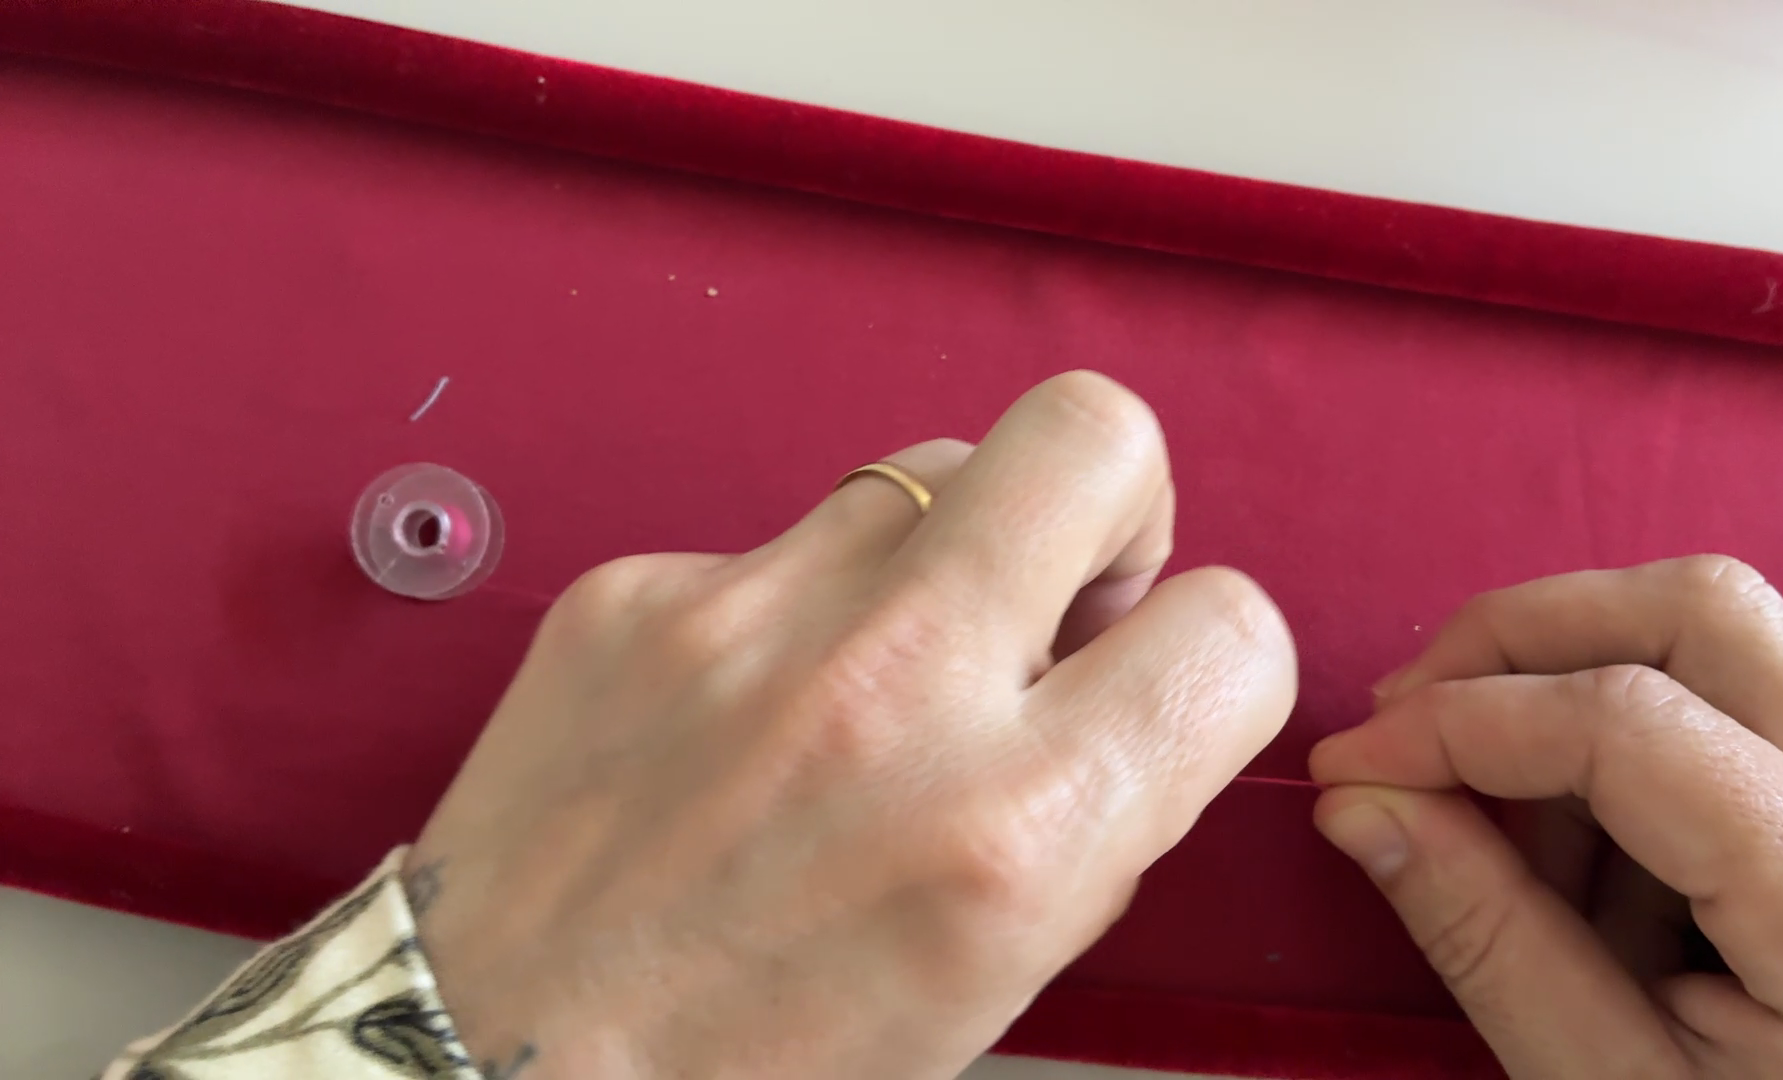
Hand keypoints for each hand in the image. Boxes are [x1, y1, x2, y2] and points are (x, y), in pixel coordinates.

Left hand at [403, 373, 1297, 1078]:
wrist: (498, 1069)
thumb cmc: (770, 1053)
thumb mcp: (998, 964)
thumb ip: (1092, 794)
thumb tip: (1113, 659)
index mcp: (1013, 832)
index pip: (1229, 632)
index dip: (1215, 644)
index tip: (1150, 665)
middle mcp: (890, 691)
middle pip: (1090, 433)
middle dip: (1112, 489)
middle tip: (1059, 573)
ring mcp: (751, 616)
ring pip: (937, 463)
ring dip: (953, 540)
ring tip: (893, 644)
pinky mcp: (644, 586)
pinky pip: (800, 526)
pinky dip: (819, 586)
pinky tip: (764, 682)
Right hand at [1310, 556, 1782, 1078]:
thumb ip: (1479, 934)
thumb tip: (1350, 801)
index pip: (1621, 728)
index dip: (1450, 722)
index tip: (1345, 764)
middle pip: (1698, 612)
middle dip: (1513, 633)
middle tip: (1412, 704)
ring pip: (1707, 628)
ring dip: (1548, 672)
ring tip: (1482, 788)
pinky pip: (1712, 690)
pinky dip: (1591, 723)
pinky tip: (1562, 834)